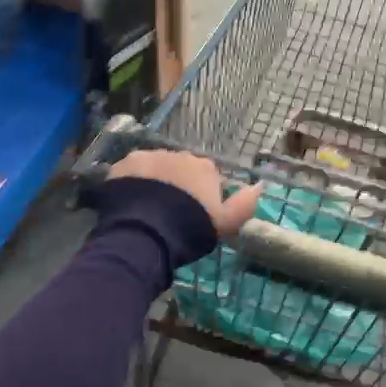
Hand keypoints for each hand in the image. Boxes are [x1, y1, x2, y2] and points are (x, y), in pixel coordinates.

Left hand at [108, 150, 262, 237]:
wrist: (147, 231)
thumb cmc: (191, 228)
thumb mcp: (225, 223)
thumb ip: (244, 204)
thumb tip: (260, 185)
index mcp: (205, 167)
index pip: (206, 175)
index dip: (200, 193)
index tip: (193, 212)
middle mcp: (180, 154)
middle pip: (179, 168)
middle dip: (176, 183)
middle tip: (168, 211)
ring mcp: (151, 156)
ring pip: (155, 167)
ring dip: (153, 181)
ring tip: (145, 208)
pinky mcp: (125, 163)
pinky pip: (130, 171)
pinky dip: (130, 182)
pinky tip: (127, 202)